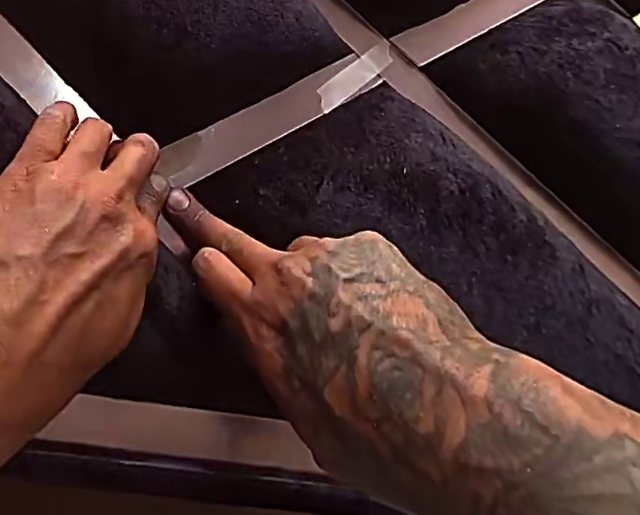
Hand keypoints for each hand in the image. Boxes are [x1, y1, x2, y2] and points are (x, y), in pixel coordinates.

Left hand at [0, 102, 168, 435]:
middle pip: (139, 151)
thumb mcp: (116, 326)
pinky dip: (58, 117)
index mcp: (136, 242)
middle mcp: (111, 204)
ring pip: (99, 129)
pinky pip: (54, 121)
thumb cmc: (44, 354)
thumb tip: (132, 258)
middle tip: (115, 159)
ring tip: (78, 142)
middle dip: (130, 152)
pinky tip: (55, 123)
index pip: (153, 193)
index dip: (142, 188)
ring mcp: (72, 181)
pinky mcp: (29, 170)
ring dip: (92, 136)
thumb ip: (133, 278)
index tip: (132, 189)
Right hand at [162, 188, 493, 507]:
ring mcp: (330, 254)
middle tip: (187, 206)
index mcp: (263, 323)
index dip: (199, 256)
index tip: (187, 242)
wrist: (453, 409)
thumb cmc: (380, 433)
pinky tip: (382, 310)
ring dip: (310, 273)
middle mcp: (289, 278)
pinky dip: (356, 276)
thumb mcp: (305, 417)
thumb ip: (277, 364)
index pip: (211, 269)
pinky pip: (348, 255)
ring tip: (346, 315)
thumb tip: (271, 348)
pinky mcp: (370, 245)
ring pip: (302, 252)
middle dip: (207, 224)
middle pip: (234, 237)